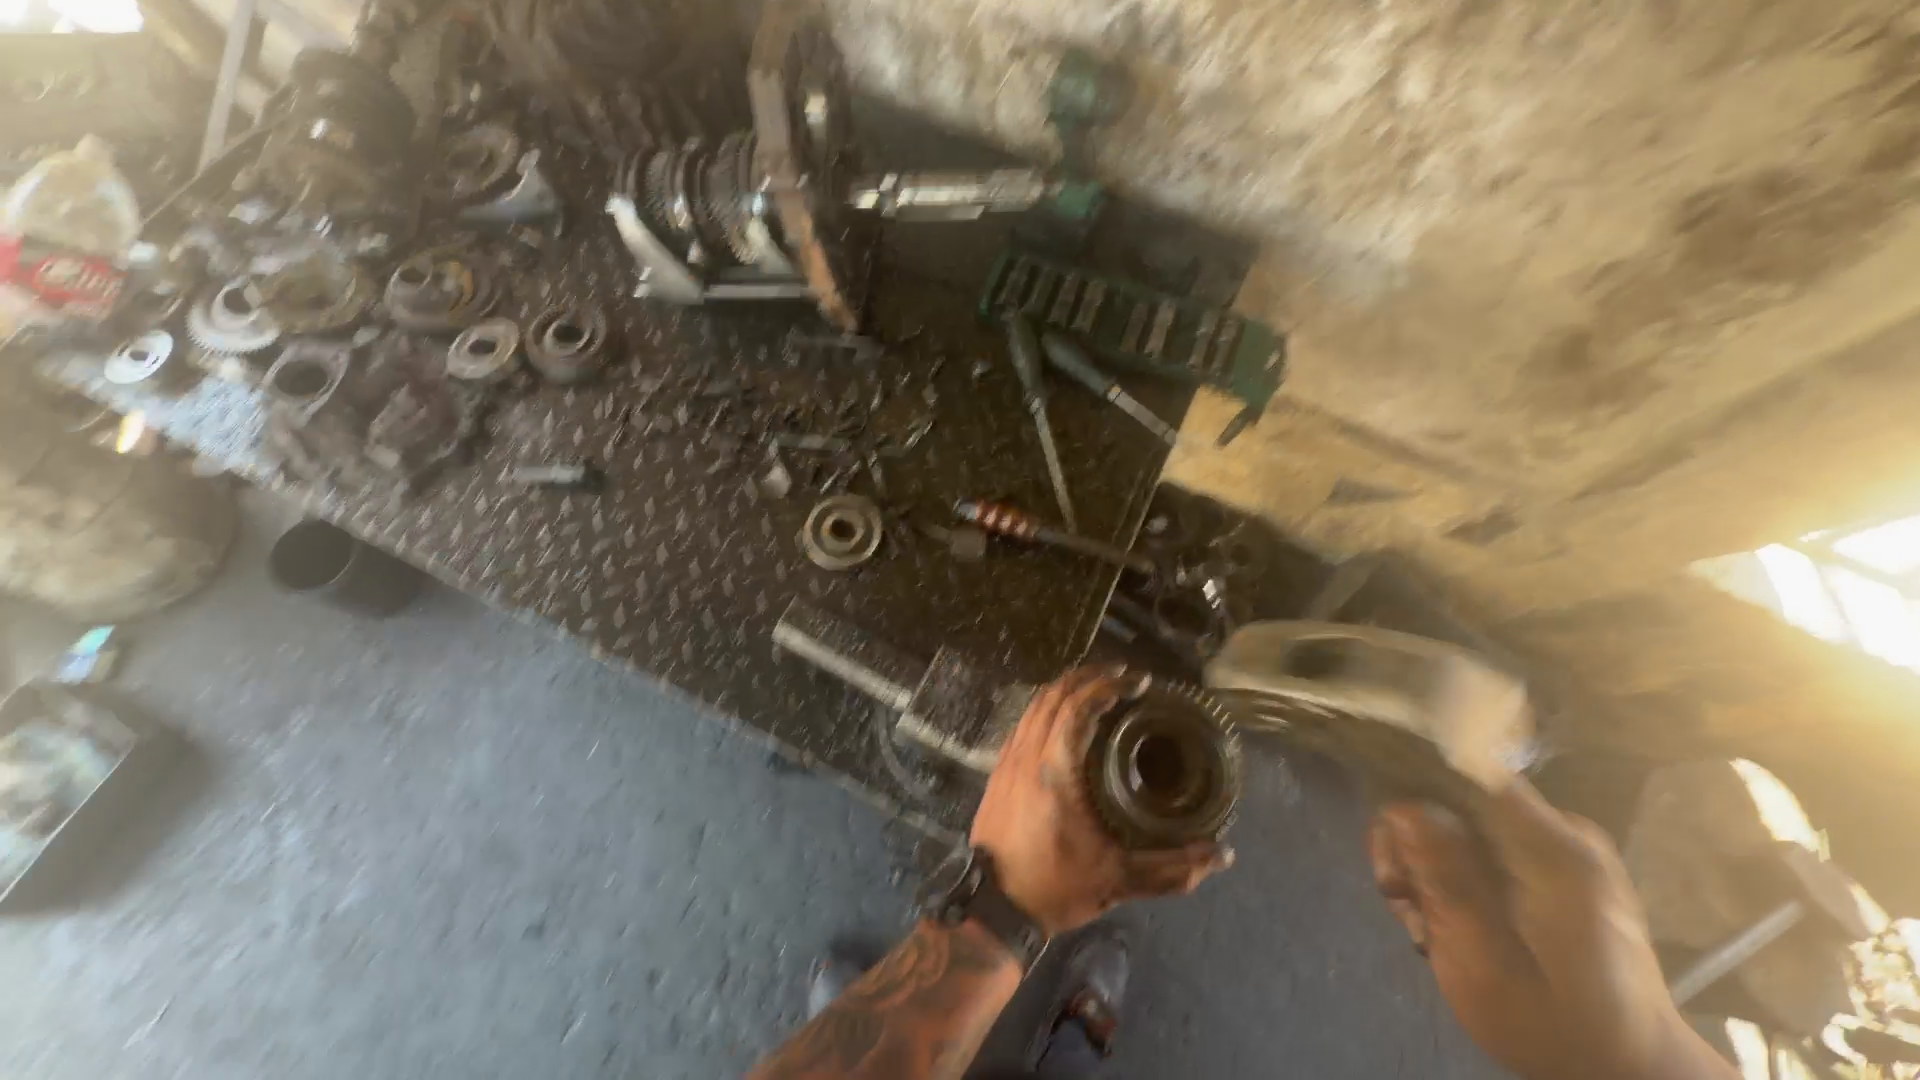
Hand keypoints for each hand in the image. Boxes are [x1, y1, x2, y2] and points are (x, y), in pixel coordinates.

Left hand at [970, 666, 1233, 937]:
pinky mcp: (998, 769)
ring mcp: (1008, 759)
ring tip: (1098, 687)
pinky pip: (1025, 720)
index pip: (1077, 708)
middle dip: (1088, 677)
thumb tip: (1220, 854)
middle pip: (1054, 694)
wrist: (991, 906)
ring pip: (1035, 704)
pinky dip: (1048, 706)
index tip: (1138, 682)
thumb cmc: (1054, 887)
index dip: (1108, 687)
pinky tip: (1066, 718)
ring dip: (1067, 688)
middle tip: (1122, 676)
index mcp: (1054, 771)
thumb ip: (1172, 868)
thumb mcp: (1117, 881)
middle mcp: (1027, 754)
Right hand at [1369, 782, 1736, 1079]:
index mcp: (1554, 849)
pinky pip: (1480, 843)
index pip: (1470, 772)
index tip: (1387, 838)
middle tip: (1400, 901)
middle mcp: (1560, 832)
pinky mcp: (1552, 865)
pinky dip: (1450, 874)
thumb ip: (1446, 880)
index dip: (1413, 783)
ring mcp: (1559, 847)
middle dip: (1412, 842)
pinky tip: (1445, 918)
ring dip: (1425, 864)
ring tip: (1423, 921)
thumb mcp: (1483, 962)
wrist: (1629, 1073)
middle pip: (1456, 798)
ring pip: (1459, 821)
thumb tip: (1403, 806)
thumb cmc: (1555, 1026)